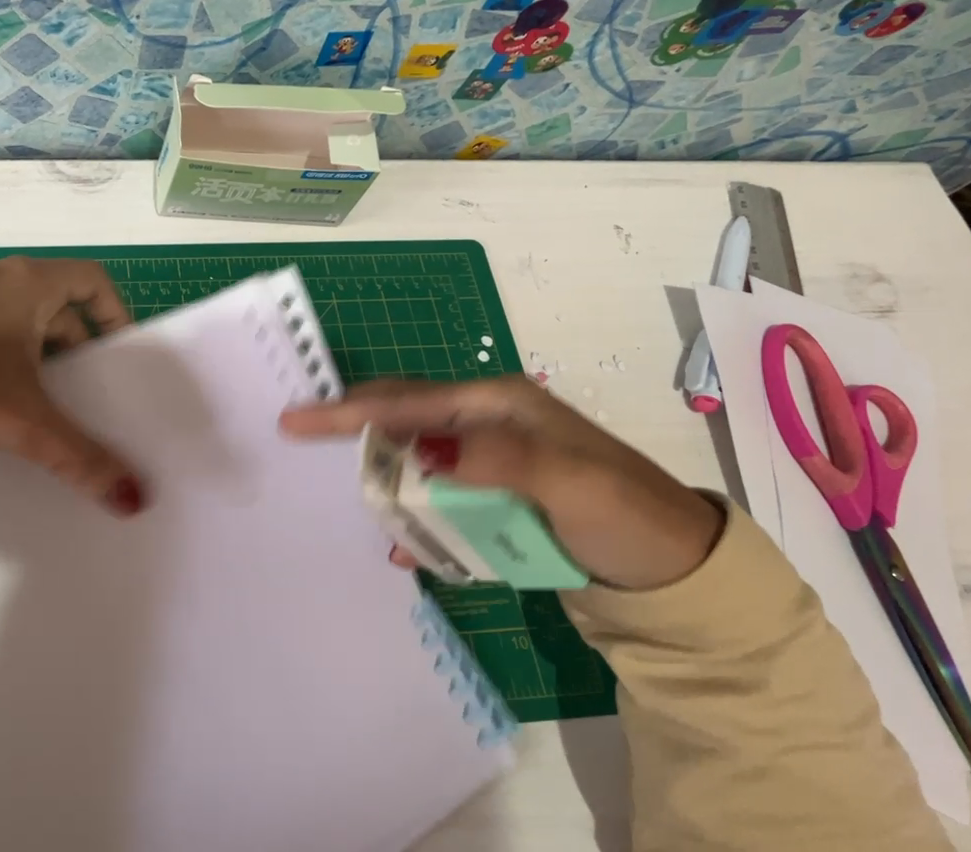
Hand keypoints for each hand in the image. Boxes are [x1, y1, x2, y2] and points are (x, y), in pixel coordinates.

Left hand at [0, 257, 145, 515]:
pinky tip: (1, 407)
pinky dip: (7, 366)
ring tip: (51, 411)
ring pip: (22, 327)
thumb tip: (135, 499)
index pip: (92, 280)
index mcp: (27, 282)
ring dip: (42, 363)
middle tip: (92, 398)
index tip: (122, 359)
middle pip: (60, 307)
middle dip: (80, 352)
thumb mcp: (21, 419)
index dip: (115, 314)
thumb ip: (79, 457)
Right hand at [280, 377, 723, 589]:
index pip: (406, 401)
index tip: (293, 420)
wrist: (677, 569)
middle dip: (352, 425)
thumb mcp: (569, 484)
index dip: (347, 409)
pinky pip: (434, 493)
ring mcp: (488, 455)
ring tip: (348, 494)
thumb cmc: (624, 517)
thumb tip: (423, 450)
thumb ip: (496, 458)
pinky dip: (412, 513)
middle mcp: (486, 419)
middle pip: (401, 415)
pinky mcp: (492, 490)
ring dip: (380, 474)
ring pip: (412, 453)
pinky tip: (404, 544)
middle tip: (300, 438)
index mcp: (497, 403)